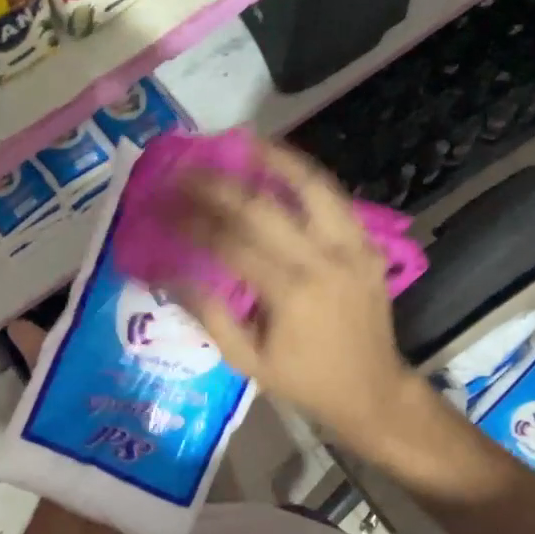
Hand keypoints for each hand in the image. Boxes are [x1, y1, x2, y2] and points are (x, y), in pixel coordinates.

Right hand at [169, 138, 428, 453]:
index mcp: (290, 293)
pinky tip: (281, 166)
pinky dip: (305, 178)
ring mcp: (352, 247)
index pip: (229, 242)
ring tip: (241, 142)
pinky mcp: (368, 245)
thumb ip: (209, 314)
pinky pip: (333, 200)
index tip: (162, 206)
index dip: (191, 221)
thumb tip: (168, 274)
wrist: (372, 391)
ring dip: (272, 160)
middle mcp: (323, 260)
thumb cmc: (303, 381)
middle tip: (185, 171)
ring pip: (310, 186)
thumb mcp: (247, 360)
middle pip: (262, 206)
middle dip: (217, 185)